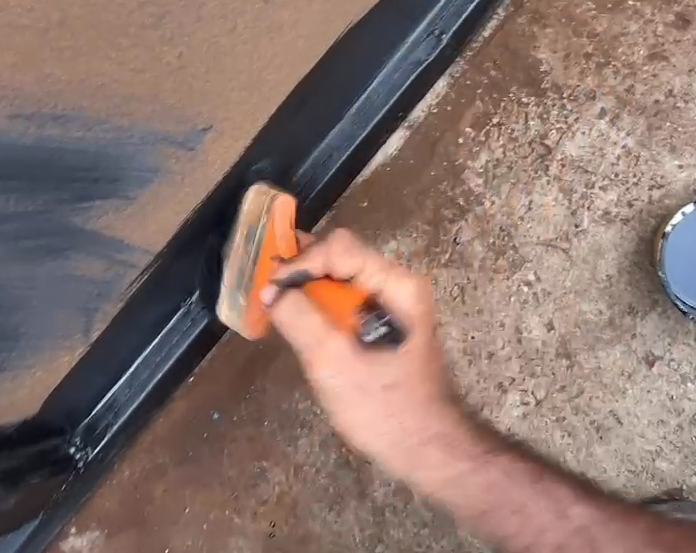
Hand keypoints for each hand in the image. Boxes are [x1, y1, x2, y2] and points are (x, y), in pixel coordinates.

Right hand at [262, 228, 473, 481]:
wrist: (427, 447)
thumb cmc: (382, 407)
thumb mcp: (332, 362)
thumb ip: (300, 318)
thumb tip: (270, 291)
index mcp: (395, 284)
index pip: (340, 247)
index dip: (301, 262)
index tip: (271, 288)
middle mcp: (399, 282)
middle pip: (343, 255)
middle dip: (303, 269)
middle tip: (268, 287)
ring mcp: (397, 300)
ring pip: (345, 275)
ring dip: (310, 285)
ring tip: (277, 299)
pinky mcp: (389, 319)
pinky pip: (351, 295)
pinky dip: (324, 301)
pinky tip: (302, 316)